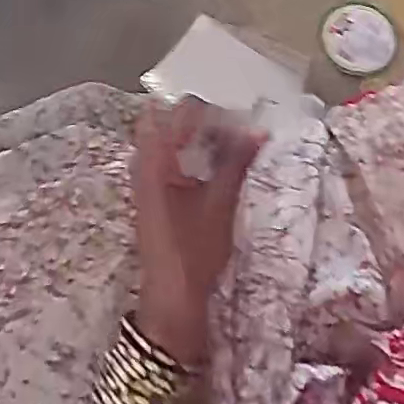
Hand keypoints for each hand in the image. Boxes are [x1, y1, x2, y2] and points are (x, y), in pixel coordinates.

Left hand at [131, 99, 264, 363]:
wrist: (172, 301)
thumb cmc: (193, 251)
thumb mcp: (220, 203)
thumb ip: (236, 161)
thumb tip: (258, 129)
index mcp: (154, 159)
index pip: (178, 111)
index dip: (207, 103)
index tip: (237, 102)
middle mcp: (145, 162)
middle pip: (172, 120)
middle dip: (204, 115)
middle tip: (239, 114)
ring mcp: (148, 177)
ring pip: (174, 137)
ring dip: (201, 132)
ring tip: (235, 131)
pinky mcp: (157, 191)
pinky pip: (175, 154)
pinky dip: (195, 149)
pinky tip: (221, 155)